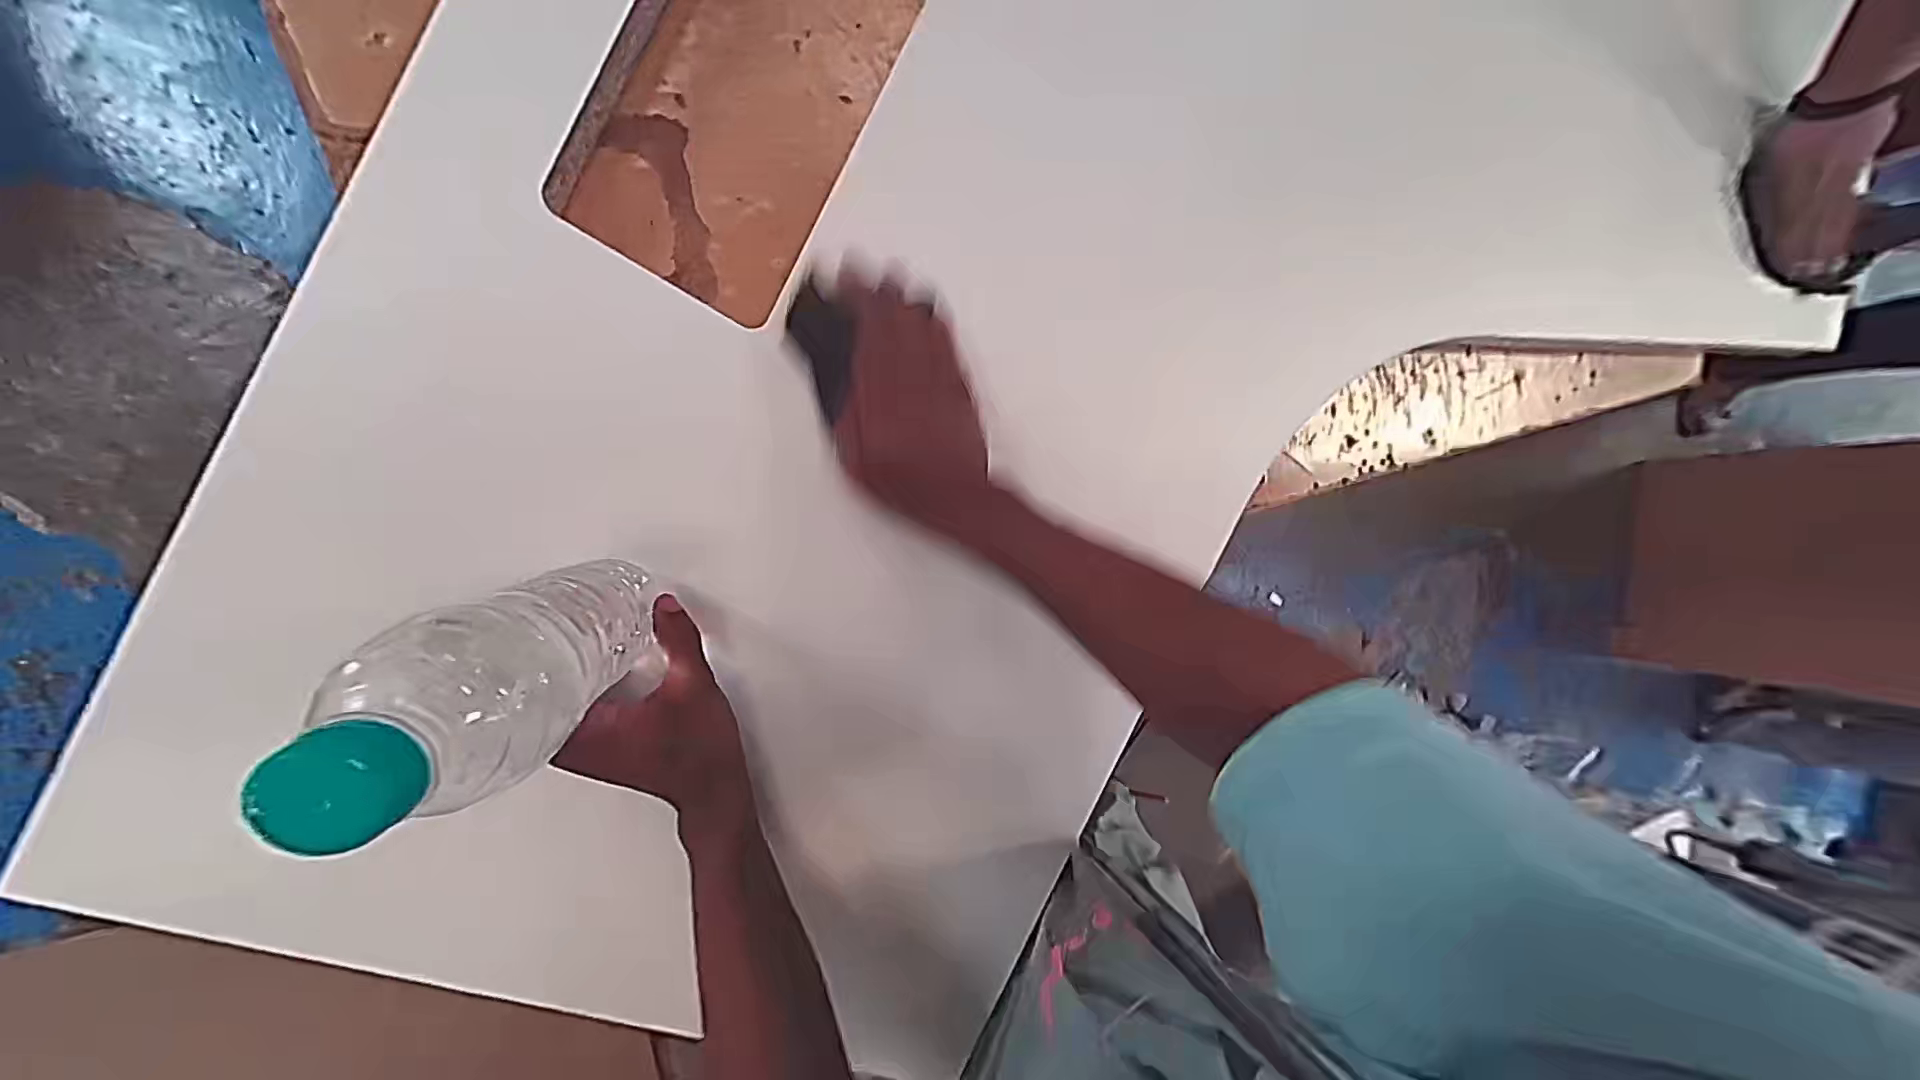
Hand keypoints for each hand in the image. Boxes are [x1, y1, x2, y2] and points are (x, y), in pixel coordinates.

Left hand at [552, 594, 755, 843]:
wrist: (713, 788)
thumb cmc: (700, 753)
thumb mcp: (694, 685)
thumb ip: (679, 640)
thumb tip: (663, 607)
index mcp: (587, 732)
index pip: (539, 688)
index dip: (538, 654)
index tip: (542, 626)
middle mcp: (575, 747)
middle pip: (540, 695)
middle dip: (548, 660)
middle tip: (554, 625)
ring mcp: (583, 752)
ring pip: (554, 705)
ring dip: (563, 676)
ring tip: (571, 642)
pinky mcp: (597, 750)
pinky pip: (571, 714)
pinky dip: (578, 691)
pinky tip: (594, 671)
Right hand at [831, 263, 991, 531]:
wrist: (955, 496)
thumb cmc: (906, 482)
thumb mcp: (856, 456)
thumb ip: (847, 410)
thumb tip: (839, 375)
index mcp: (881, 395)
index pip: (866, 332)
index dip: (853, 300)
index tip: (842, 280)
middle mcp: (912, 380)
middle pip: (893, 321)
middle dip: (875, 289)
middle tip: (862, 268)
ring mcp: (938, 382)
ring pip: (921, 327)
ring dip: (904, 298)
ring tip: (893, 278)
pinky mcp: (959, 389)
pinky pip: (946, 345)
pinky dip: (935, 323)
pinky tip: (929, 311)